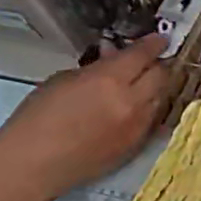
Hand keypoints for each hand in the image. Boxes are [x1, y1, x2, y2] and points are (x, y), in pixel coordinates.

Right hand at [0, 33, 169, 200]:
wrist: (39, 162)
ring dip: (155, 87)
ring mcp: (140, 127)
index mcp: (111, 81)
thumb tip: (113, 55)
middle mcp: (133, 104)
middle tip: (149, 59)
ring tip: (142, 80)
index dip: (154, 44)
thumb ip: (97, 67)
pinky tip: (137, 103)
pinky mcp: (138, 146)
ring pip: (160, 100)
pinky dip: (150, 107)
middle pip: (161, 78)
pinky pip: (153, 120)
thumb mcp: (65, 80)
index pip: (143, 57)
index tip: (161, 38)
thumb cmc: (41, 116)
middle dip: (157, 65)